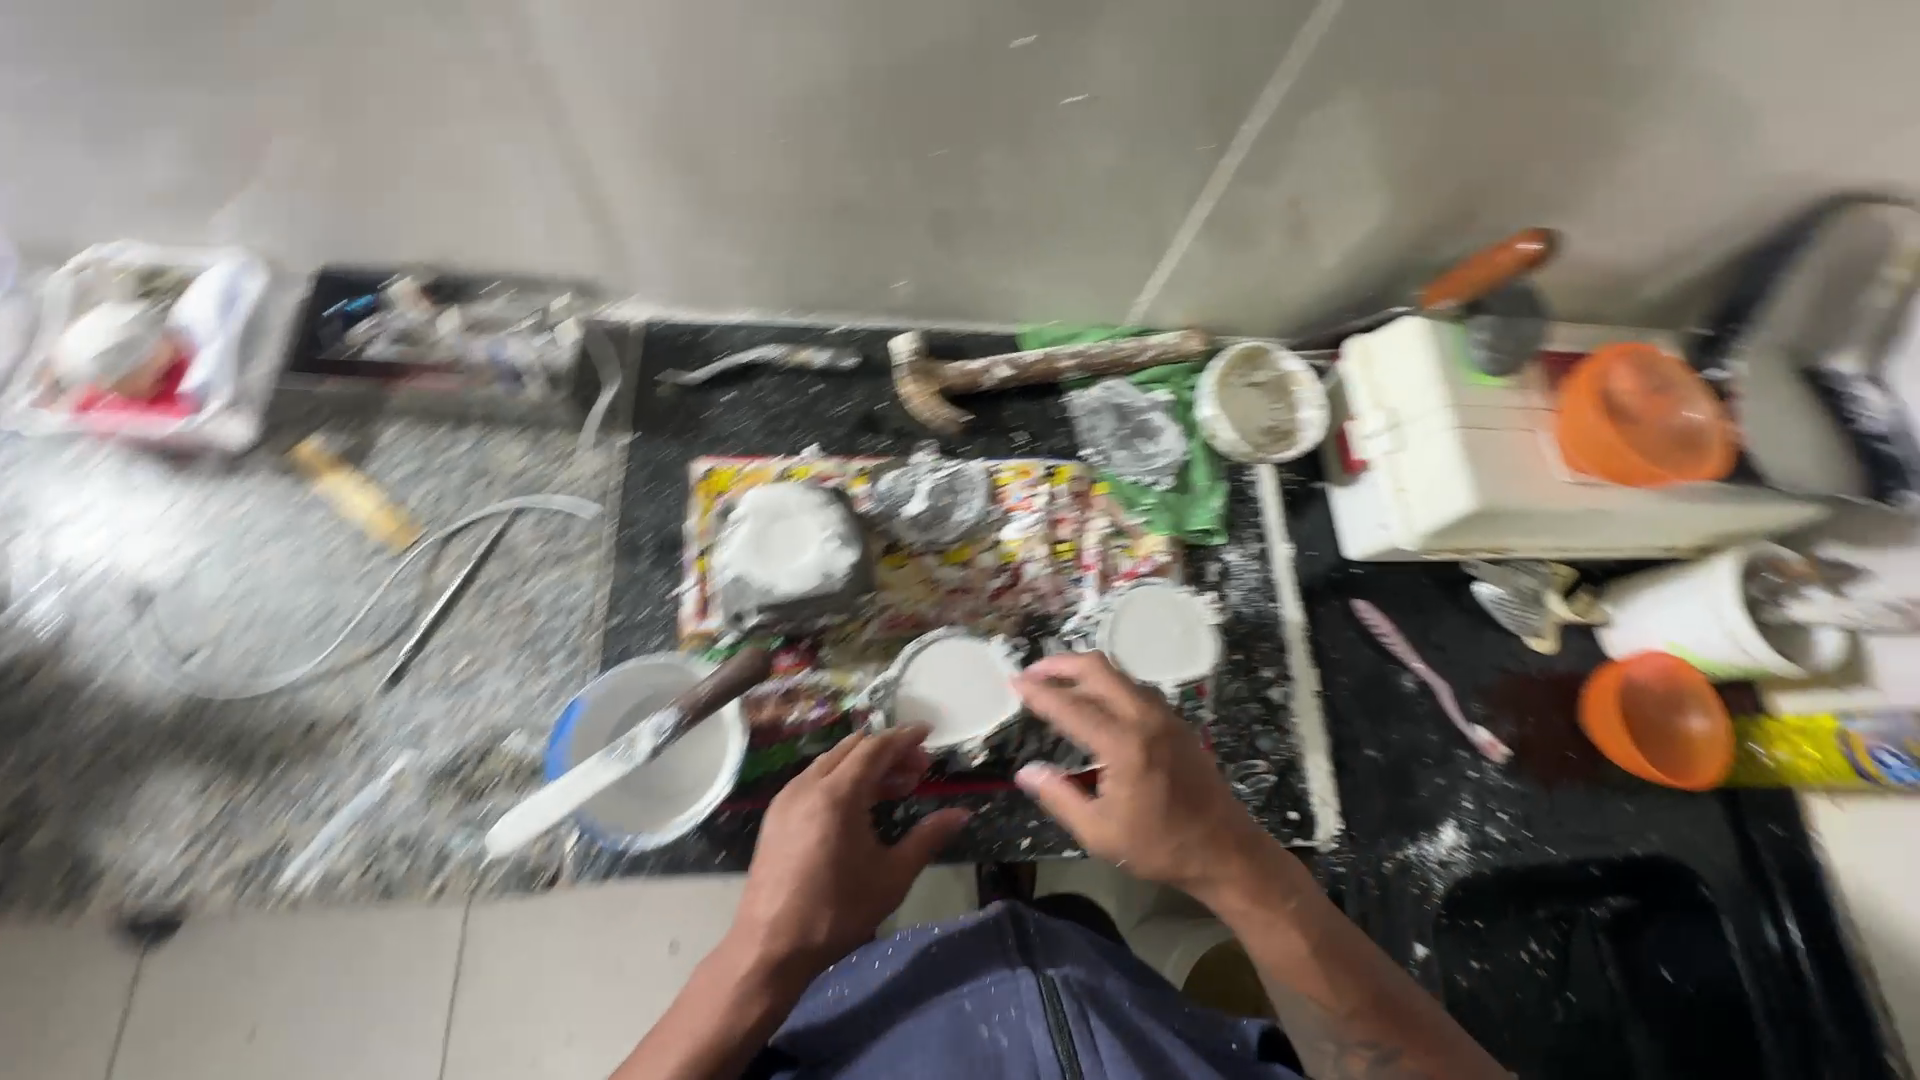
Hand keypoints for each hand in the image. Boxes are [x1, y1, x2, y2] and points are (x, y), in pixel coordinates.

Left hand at [726, 725, 970, 979]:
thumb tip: (962, 814)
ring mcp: (787, 798)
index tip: (929, 733)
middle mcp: (808, 785)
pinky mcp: (776, 814)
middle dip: (888, 750)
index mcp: (837, 794)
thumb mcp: (892, 877)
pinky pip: (815, 778)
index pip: (876, 748)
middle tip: (919, 768)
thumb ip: (928, 838)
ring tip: (896, 786)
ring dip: (865, 764)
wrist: (770, 946)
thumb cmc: (837, 911)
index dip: (904, 738)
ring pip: (832, 761)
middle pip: (853, 748)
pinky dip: (842, 778)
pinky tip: (861, 803)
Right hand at [1013, 652, 1275, 897]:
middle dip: (1060, 664)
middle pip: (1098, 669)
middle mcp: (1146, 719)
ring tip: (1058, 683)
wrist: (1226, 850)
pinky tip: (1095, 702)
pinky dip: (1108, 685)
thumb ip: (1059, 797)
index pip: (1071, 706)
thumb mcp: (1099, 832)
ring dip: (1085, 672)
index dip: (1038, 692)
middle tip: (1032, 673)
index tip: (1013, 682)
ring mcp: (1166, 716)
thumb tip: (1025, 772)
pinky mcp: (1177, 722)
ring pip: (1120, 675)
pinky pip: (1136, 689)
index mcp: (1124, 745)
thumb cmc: (1160, 846)